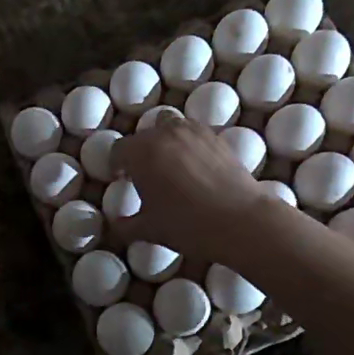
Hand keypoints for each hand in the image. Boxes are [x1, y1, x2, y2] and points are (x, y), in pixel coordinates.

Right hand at [109, 115, 276, 259]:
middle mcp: (165, 133)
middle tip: (145, 176)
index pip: (118, 150)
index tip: (121, 179)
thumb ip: (124, 225)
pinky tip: (194, 167)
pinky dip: (187, 144)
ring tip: (169, 165)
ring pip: (169, 125)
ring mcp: (194, 131)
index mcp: (141, 153)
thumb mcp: (147, 229)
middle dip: (139, 152)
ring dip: (163, 141)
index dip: (116, 165)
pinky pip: (193, 133)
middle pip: (143, 135)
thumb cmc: (185, 225)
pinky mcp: (217, 137)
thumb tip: (115, 223)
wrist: (238, 220)